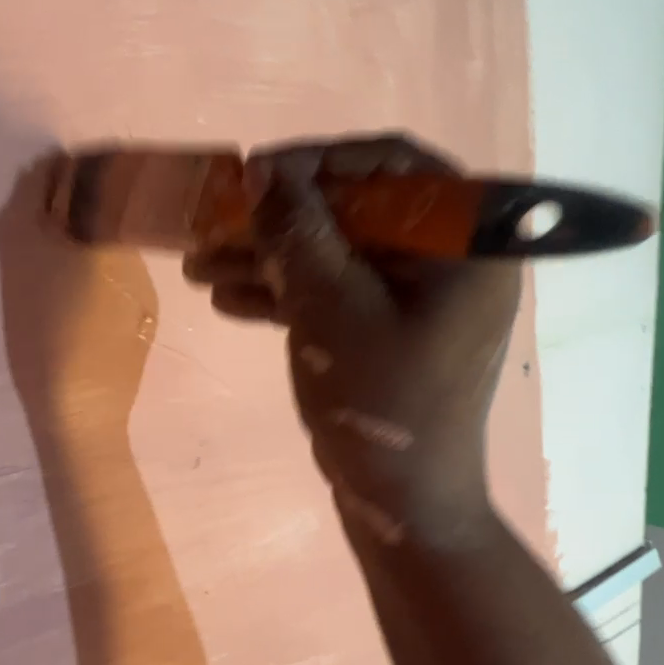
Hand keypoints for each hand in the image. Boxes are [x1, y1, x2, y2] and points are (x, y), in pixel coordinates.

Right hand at [184, 135, 520, 544]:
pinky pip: (333, 293)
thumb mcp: (330, 310)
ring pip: (334, 253)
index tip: (251, 174)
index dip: (316, 162)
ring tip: (198, 267)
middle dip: (276, 220)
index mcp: (465, 240)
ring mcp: (415, 296)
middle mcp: (448, 258)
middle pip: (353, 211)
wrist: (402, 502)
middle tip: (211, 224)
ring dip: (267, 259)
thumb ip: (297, 234)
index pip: (392, 166)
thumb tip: (262, 171)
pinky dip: (283, 294)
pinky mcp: (386, 328)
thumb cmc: (380, 403)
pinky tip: (228, 301)